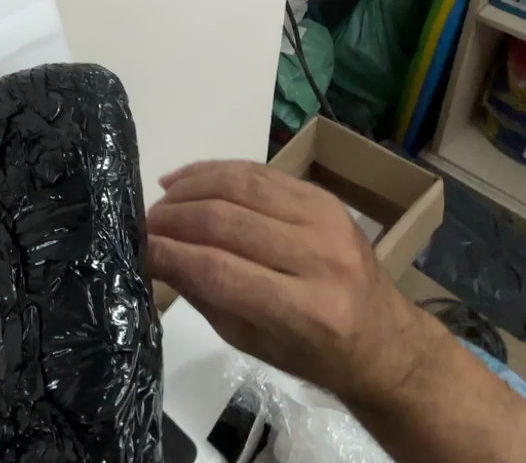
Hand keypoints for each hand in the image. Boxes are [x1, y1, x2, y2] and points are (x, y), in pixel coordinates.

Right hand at [146, 160, 442, 406]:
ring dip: (189, 188)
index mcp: (307, 311)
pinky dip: (214, 170)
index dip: (170, 253)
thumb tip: (152, 254)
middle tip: (144, 222)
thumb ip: (203, 294)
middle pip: (226, 221)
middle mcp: (320, 259)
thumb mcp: (252, 342)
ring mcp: (325, 221)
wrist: (387, 341)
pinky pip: (257, 171)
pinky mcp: (323, 197)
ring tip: (162, 199)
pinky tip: (186, 180)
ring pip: (239, 185)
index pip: (220, 270)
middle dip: (174, 218)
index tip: (138, 246)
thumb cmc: (314, 355)